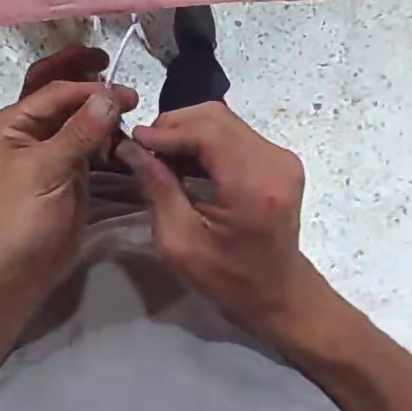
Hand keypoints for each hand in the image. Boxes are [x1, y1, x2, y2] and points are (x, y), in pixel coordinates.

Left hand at [0, 46, 136, 316]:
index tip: (125, 95)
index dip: (90, 88)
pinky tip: (122, 139)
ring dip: (99, 110)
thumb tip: (110, 95)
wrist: (12, 275)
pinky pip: (88, 144)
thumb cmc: (18, 218)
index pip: (55, 91)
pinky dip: (105, 137)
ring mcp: (50, 153)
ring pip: (77, 118)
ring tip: (128, 112)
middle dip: (83, 76)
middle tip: (111, 63)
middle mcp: (30, 132)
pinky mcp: (68, 173)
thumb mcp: (46, 171)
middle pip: (59, 92)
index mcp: (12, 124)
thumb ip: (79, 133)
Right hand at [115, 102, 332, 340]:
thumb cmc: (229, 278)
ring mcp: (281, 156)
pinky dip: (204, 138)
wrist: (279, 292)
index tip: (134, 141)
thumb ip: (158, 189)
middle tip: (145, 150)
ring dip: (188, 130)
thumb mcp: (180, 243)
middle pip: (215, 117)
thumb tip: (130, 148)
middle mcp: (274, 162)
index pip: (207, 132)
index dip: (167, 131)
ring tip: (163, 157)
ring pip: (223, 119)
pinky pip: (233, 131)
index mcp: (253, 186)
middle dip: (174, 126)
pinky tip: (186, 160)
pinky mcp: (279, 157)